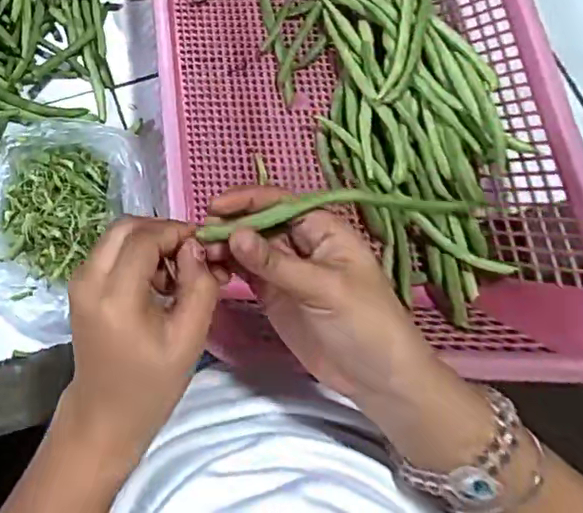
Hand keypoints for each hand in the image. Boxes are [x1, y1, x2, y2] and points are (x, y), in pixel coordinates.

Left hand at [59, 216, 218, 458]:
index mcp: (115, 297)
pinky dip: (133, 250)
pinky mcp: (79, 282)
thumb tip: (194, 247)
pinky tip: (153, 279)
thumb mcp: (188, 340)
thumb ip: (199, 288)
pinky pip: (108, 248)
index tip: (200, 245)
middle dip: (160, 231)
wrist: (104, 413)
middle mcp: (89, 279)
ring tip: (172, 272)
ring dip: (146, 240)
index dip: (174, 233)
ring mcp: (79, 279)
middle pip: (126, 226)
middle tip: (186, 254)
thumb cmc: (150, 384)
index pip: (144, 239)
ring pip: (116, 234)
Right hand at [202, 186, 433, 404]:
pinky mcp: (272, 292)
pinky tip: (209, 268)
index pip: (277, 202)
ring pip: (246, 245)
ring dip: (223, 245)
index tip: (215, 207)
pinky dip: (226, 266)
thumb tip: (235, 234)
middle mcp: (298, 241)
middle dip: (229, 224)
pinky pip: (244, 270)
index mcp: (319, 227)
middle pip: (256, 221)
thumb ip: (277, 263)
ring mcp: (283, 267)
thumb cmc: (367, 324)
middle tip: (200, 236)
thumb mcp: (324, 289)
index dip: (246, 200)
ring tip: (200, 253)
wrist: (382, 382)